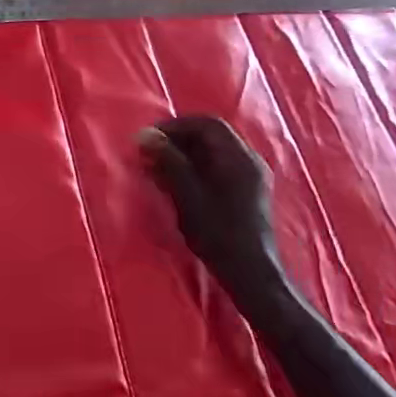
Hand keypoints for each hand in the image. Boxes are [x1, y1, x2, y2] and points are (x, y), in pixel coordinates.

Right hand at [140, 115, 279, 275]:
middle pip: (211, 135)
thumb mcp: (188, 196)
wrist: (250, 272)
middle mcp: (248, 160)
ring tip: (158, 169)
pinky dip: (195, 168)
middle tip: (150, 153)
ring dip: (184, 154)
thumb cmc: (218, 233)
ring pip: (213, 152)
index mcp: (238, 157)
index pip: (207, 124)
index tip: (149, 139)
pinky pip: (218, 167)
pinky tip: (176, 184)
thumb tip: (145, 135)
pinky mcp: (246, 192)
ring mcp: (250, 176)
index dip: (175, 126)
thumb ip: (169, 163)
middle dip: (178, 140)